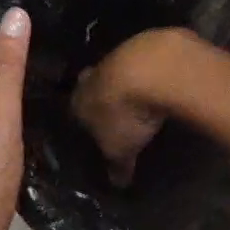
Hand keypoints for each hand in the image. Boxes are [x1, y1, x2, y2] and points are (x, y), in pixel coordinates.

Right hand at [70, 28, 188, 186]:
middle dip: (100, 98)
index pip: (74, 113)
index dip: (85, 124)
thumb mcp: (120, 150)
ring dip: (121, 83)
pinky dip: (143, 73)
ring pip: (112, 72)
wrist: (150, 68)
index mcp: (77, 102)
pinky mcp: (138, 45)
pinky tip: (155, 84)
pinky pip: (137, 63)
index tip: (94, 133)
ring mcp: (113, 57)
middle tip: (114, 114)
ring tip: (137, 99)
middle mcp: (88, 77)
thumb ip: (117, 167)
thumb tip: (117, 184)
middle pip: (90, 88)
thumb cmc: (125, 115)